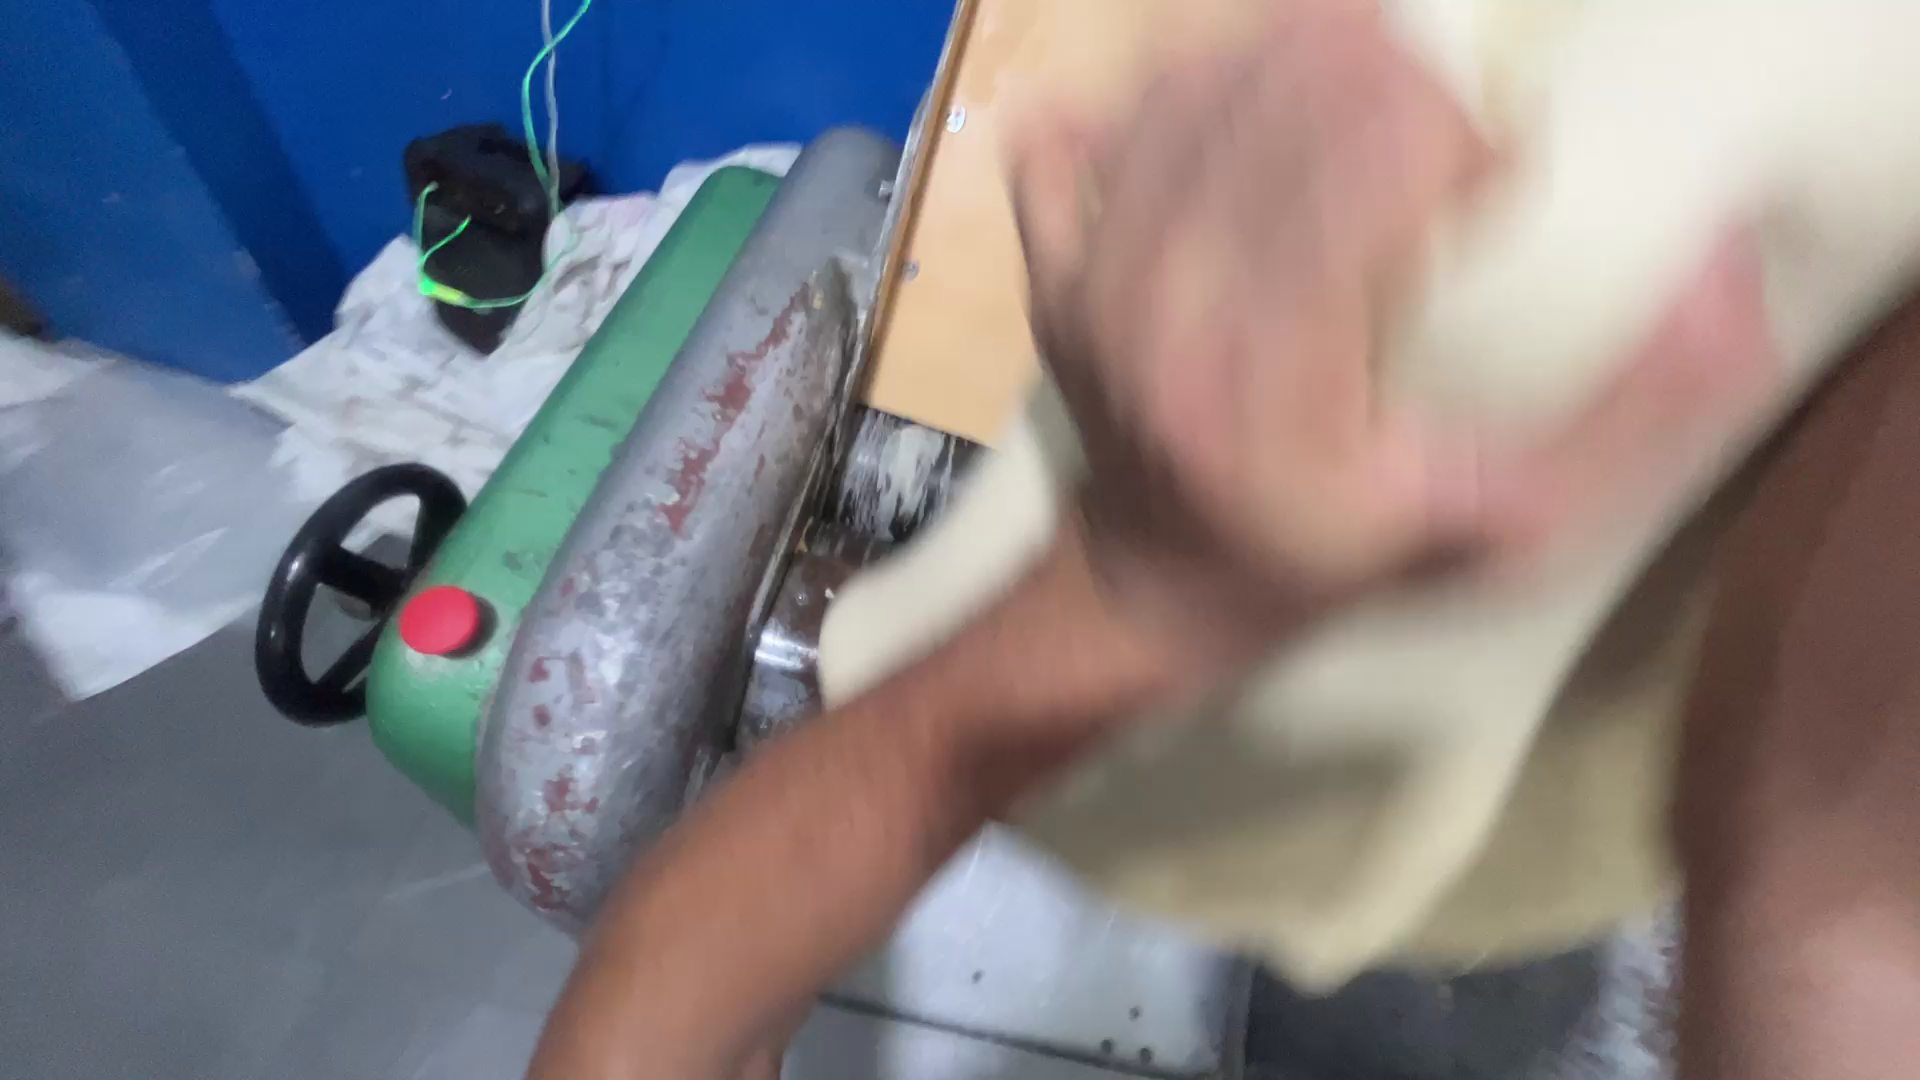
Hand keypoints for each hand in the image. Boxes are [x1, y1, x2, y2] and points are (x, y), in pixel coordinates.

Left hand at [1008, 4, 1774, 667]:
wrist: (1159, 575)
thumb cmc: (1318, 553)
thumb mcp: (1494, 527)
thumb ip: (1633, 409)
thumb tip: (1720, 257)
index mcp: (1266, 380)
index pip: (1378, 152)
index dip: (1463, 131)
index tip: (1482, 186)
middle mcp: (1156, 318)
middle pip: (1284, 91)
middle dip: (1387, 79)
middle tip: (1412, 144)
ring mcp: (1083, 293)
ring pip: (1183, 87)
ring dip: (1281, 72)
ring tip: (1330, 133)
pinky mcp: (1045, 281)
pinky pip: (1069, 133)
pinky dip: (1146, 107)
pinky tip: (1208, 145)